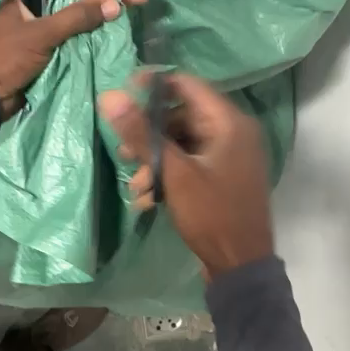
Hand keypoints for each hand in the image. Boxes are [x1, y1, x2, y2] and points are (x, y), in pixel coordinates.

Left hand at [0, 0, 149, 117]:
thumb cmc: (6, 57)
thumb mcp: (41, 33)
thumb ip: (76, 18)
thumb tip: (114, 4)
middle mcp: (38, 12)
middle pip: (80, 1)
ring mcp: (45, 36)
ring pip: (81, 24)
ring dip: (106, 19)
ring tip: (137, 9)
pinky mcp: (50, 57)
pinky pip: (76, 44)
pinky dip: (95, 41)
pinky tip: (119, 35)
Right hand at [98, 72, 273, 278]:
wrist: (240, 265)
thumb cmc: (211, 215)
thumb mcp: (173, 173)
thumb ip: (142, 133)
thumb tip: (109, 96)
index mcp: (229, 122)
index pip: (186, 85)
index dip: (152, 87)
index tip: (120, 98)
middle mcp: (232, 133)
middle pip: (180, 117)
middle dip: (148, 135)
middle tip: (123, 153)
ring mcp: (227, 156)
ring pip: (180, 144)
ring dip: (153, 161)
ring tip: (136, 186)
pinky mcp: (220, 177)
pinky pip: (188, 164)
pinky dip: (167, 176)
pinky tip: (147, 199)